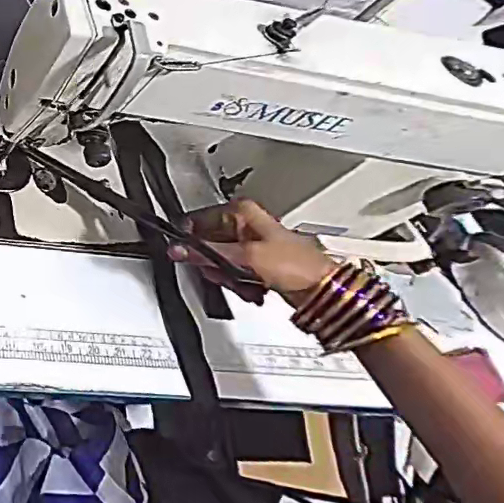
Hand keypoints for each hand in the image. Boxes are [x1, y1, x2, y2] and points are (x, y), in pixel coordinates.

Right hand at [167, 200, 337, 302]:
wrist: (324, 292)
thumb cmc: (298, 265)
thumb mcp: (244, 256)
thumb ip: (207, 253)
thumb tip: (179, 248)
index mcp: (242, 210)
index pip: (199, 219)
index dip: (191, 238)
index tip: (184, 253)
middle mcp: (245, 225)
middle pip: (208, 243)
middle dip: (215, 264)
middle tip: (225, 272)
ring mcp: (250, 246)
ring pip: (220, 262)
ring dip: (229, 277)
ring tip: (245, 283)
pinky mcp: (255, 265)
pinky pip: (233, 274)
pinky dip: (240, 285)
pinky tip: (252, 289)